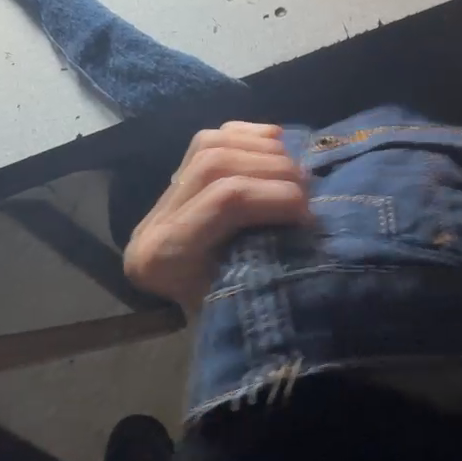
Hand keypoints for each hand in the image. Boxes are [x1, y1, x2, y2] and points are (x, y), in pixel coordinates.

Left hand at [123, 122, 312, 312]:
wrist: (208, 325)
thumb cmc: (237, 320)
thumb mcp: (253, 296)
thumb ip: (272, 254)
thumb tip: (311, 218)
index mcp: (163, 258)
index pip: (226, 199)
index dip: (277, 197)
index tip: (309, 214)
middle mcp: (150, 223)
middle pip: (217, 163)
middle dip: (275, 169)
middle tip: (308, 191)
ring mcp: (161, 200)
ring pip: (212, 143)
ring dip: (265, 150)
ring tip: (296, 174)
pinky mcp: (176, 182)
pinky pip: (210, 138)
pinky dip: (249, 135)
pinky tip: (276, 143)